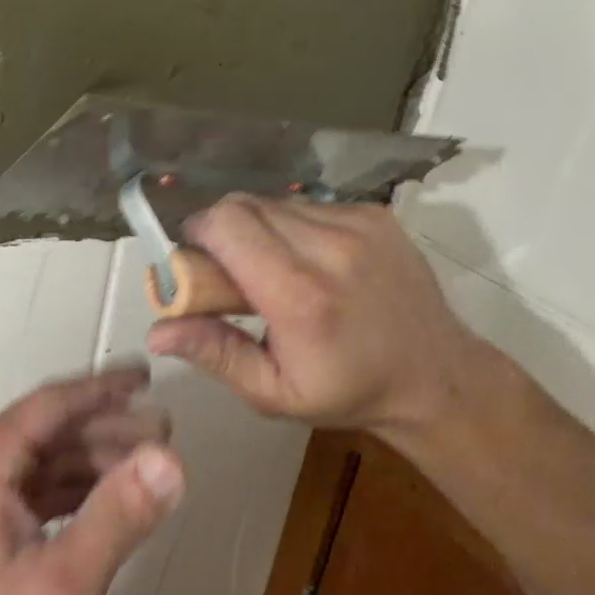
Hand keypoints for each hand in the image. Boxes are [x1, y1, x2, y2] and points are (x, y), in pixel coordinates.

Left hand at [0, 367, 185, 594]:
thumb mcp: (62, 580)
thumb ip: (118, 516)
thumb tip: (165, 462)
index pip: (54, 402)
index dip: (106, 387)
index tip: (144, 377)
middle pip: (51, 428)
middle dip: (109, 427)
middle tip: (160, 428)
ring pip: (45, 458)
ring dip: (95, 459)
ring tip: (145, 464)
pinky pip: (35, 487)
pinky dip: (75, 489)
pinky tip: (110, 500)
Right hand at [145, 196, 488, 437]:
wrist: (438, 377)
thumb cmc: (348, 391)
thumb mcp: (274, 393)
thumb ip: (214, 354)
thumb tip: (156, 331)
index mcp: (299, 295)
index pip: (226, 225)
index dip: (198, 233)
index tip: (194, 260)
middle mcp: (328, 248)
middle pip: (243, 205)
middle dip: (222, 230)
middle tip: (228, 268)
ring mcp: (357, 224)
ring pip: (275, 201)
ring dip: (259, 227)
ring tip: (273, 267)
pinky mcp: (375, 213)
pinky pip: (308, 203)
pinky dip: (294, 225)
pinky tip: (311, 259)